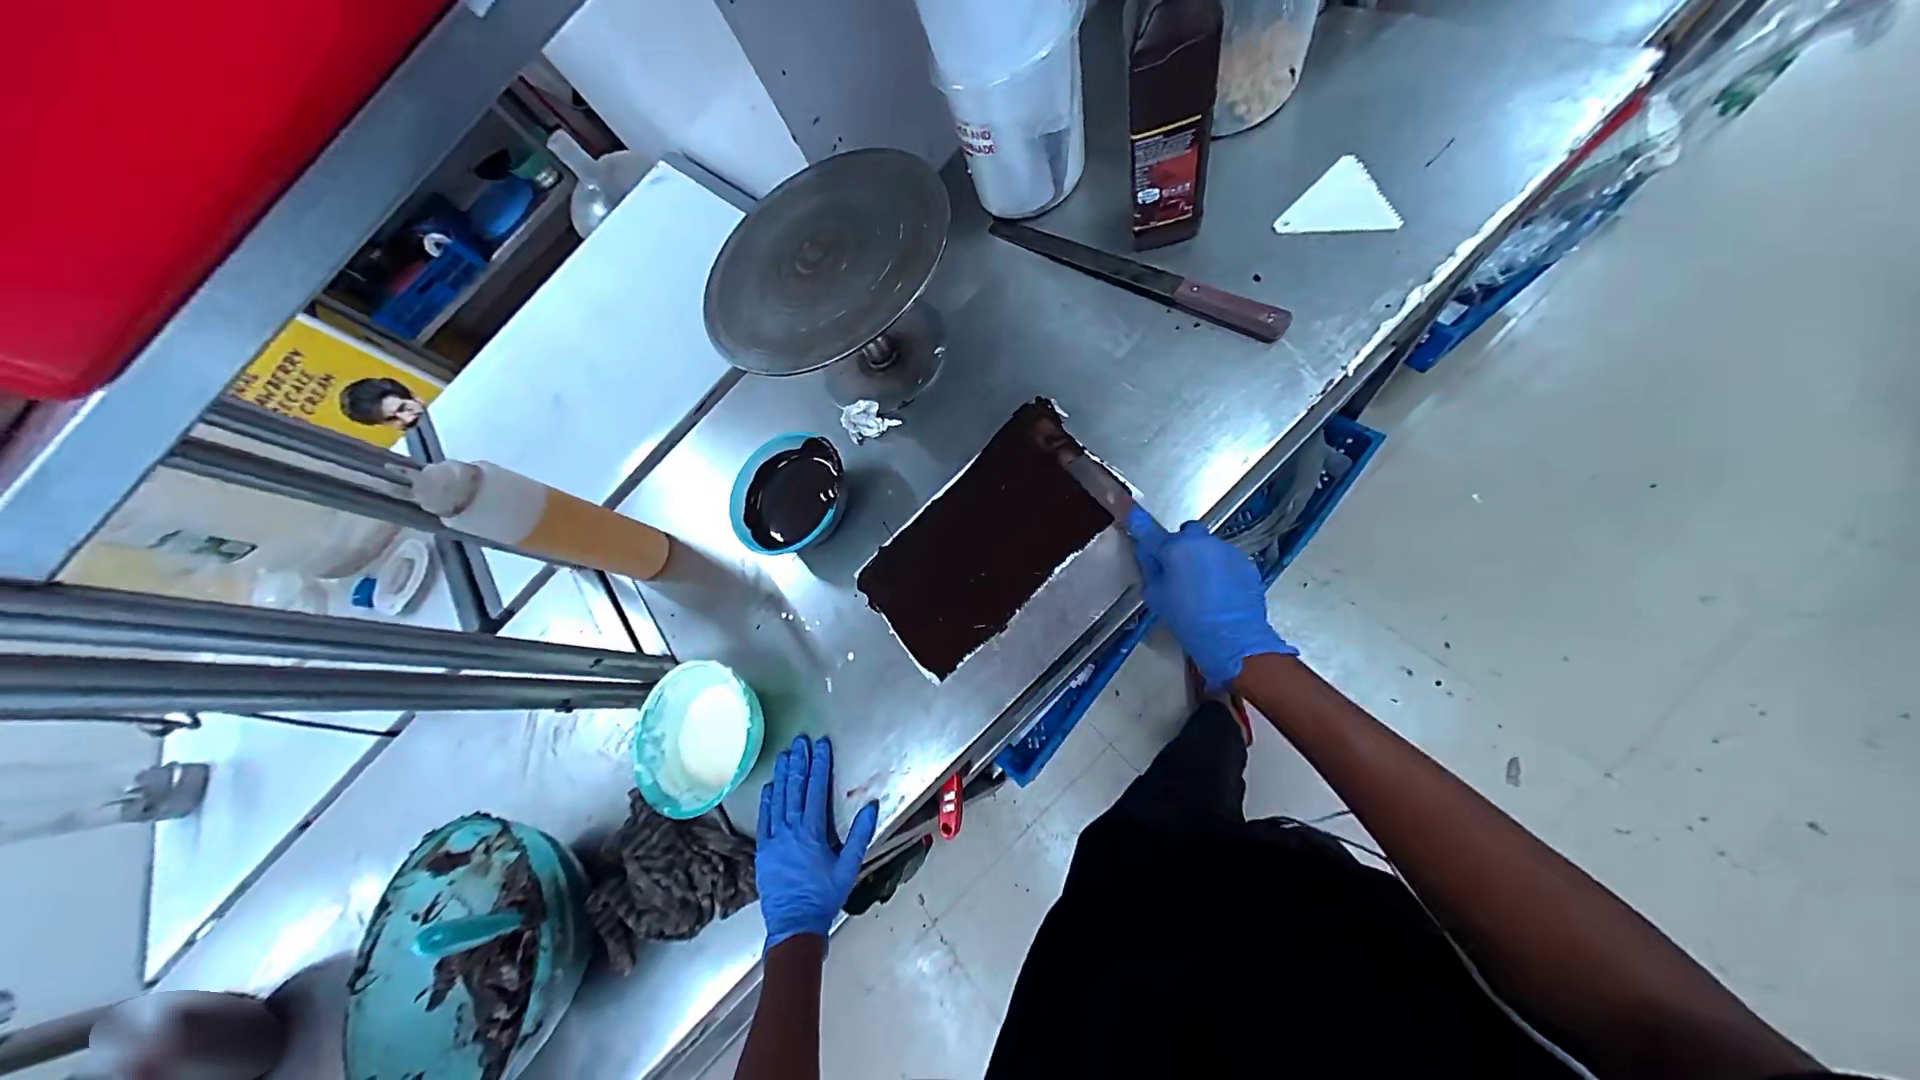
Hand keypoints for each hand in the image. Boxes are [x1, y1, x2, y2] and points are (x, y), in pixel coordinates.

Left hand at [755, 735, 879, 949]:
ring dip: (782, 774)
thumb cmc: (825, 896)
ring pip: (778, 798)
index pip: (816, 788)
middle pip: (795, 787)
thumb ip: (860, 834)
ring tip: (784, 754)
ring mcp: (774, 838)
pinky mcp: (763, 849)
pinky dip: (767, 799)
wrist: (794, 924)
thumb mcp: (849, 866)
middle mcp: (791, 829)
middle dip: (799, 761)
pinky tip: (770, 786)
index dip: (819, 764)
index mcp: (812, 831)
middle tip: (800, 740)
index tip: (820, 745)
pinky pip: (764, 818)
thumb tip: (872, 805)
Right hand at [1125, 506, 1295, 689]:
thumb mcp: (1155, 596)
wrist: (1233, 638)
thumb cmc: (1187, 619)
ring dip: (1202, 559)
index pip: (1150, 532)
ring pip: (1208, 547)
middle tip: (1176, 570)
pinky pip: (1226, 561)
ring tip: (1201, 588)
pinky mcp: (1246, 564)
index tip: (1134, 515)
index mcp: (1175, 548)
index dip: (1139, 524)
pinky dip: (1220, 570)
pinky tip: (1219, 593)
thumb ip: (1150, 568)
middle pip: (1187, 533)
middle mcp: (1202, 542)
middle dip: (1180, 546)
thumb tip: (1149, 554)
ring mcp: (1228, 551)